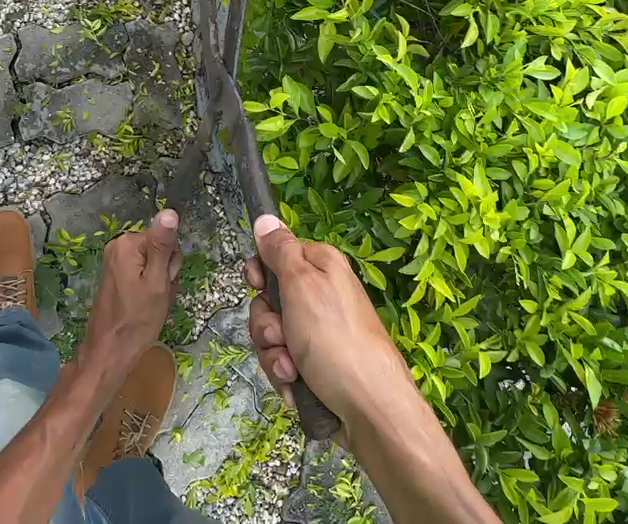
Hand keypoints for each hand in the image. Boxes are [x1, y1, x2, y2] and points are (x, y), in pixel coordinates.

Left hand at [79, 209, 181, 380]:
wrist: (108, 354)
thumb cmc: (137, 320)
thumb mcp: (157, 283)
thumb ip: (163, 246)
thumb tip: (169, 211)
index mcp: (127, 244)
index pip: (165, 239)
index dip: (170, 264)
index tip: (164, 284)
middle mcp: (117, 247)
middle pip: (158, 249)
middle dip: (164, 273)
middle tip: (158, 296)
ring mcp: (113, 262)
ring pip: (152, 264)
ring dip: (158, 283)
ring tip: (152, 304)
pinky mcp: (114, 276)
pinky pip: (141, 274)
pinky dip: (148, 289)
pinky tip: (145, 306)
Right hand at [246, 214, 416, 443]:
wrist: (370, 411)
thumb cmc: (335, 340)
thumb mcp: (302, 285)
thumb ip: (281, 251)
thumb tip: (265, 218)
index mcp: (322, 267)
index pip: (277, 255)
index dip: (261, 273)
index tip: (257, 286)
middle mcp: (321, 296)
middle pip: (269, 300)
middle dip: (267, 325)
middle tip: (282, 337)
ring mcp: (320, 334)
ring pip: (273, 335)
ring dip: (275, 355)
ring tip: (293, 370)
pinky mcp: (317, 367)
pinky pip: (284, 364)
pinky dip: (286, 377)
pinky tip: (298, 387)